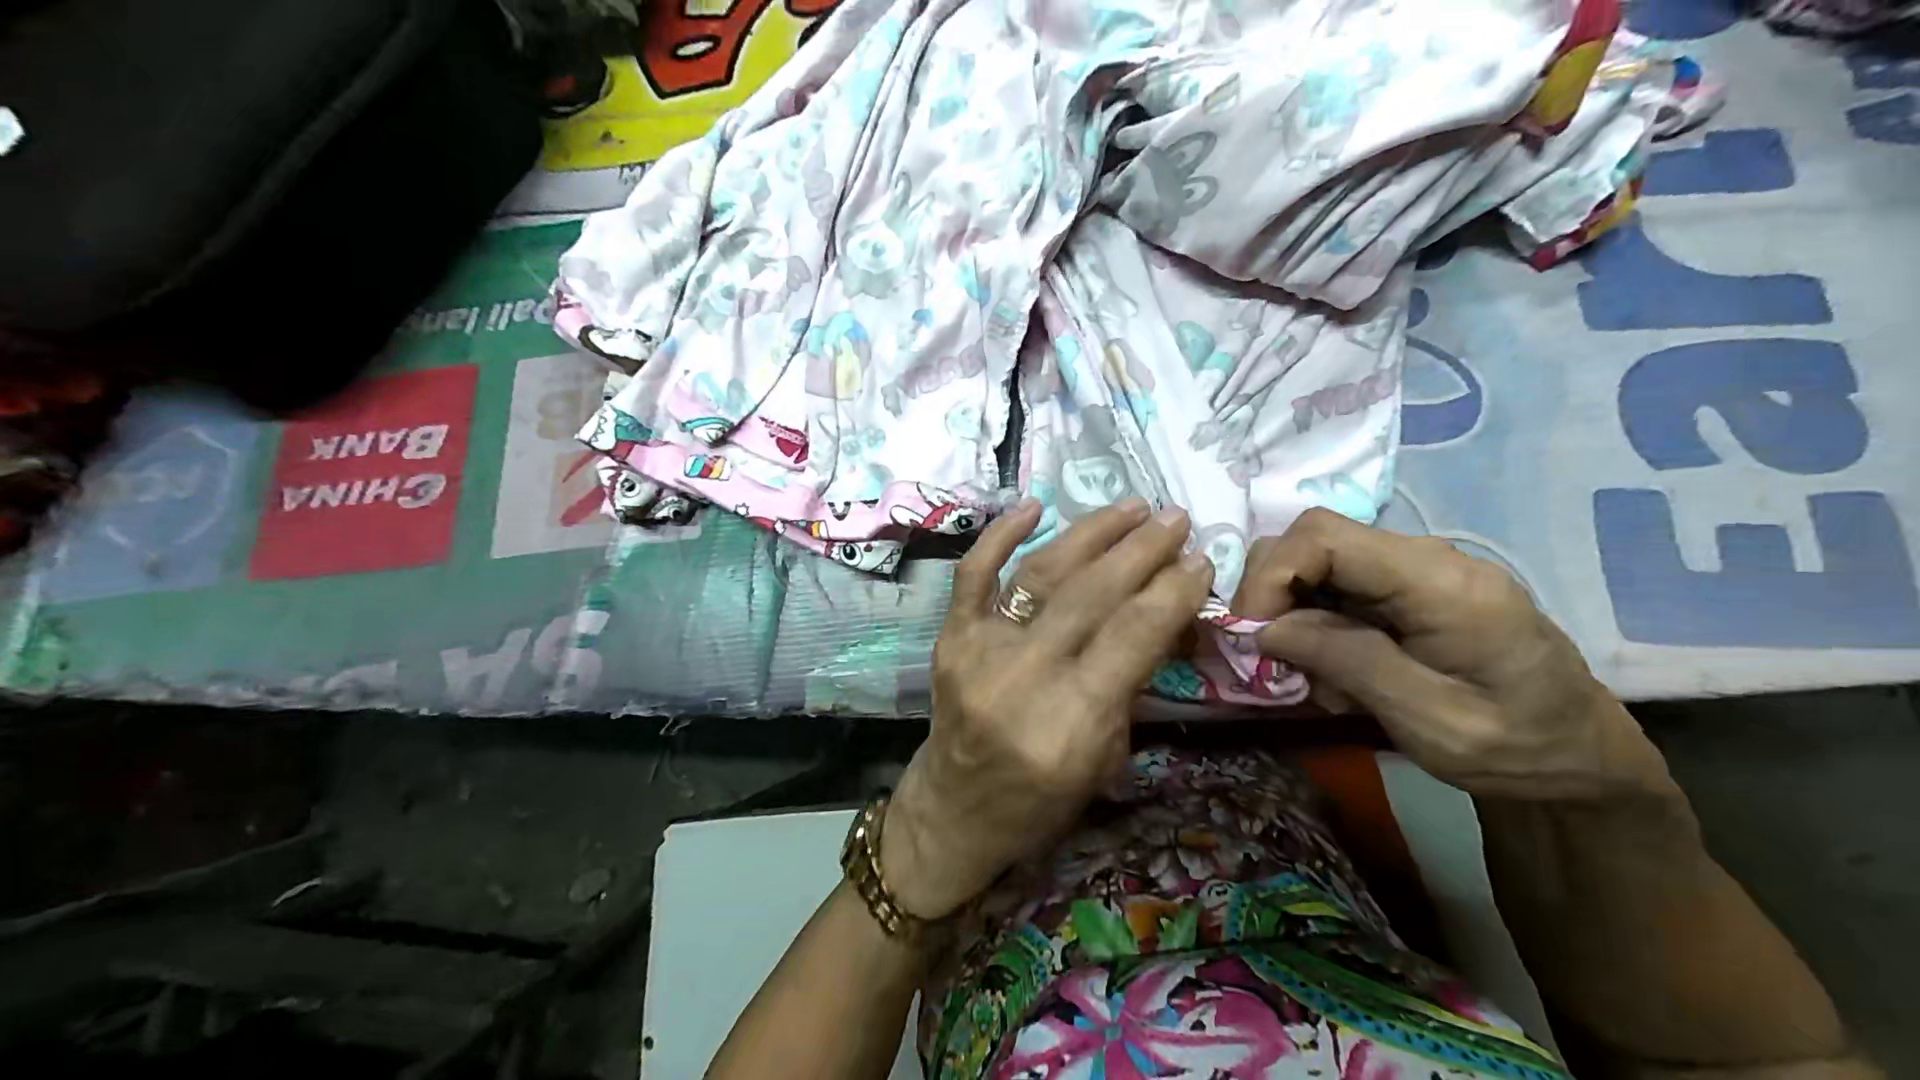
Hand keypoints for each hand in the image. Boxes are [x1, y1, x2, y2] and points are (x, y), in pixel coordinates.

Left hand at [881, 497, 1213, 918]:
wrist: (955, 808)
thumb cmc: (1041, 798)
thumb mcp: (1105, 757)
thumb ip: (1131, 683)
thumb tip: (1164, 611)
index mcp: (1069, 721)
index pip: (1132, 635)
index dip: (1172, 592)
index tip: (1201, 560)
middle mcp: (1022, 676)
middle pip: (1091, 596)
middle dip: (1141, 551)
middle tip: (1175, 519)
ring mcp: (978, 649)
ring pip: (1041, 574)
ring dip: (1090, 534)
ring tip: (1131, 507)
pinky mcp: (950, 636)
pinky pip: (972, 574)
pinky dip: (1000, 535)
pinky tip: (1034, 505)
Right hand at [1234, 508, 1675, 800]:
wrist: (1580, 757)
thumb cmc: (1518, 748)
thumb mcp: (1431, 719)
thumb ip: (1348, 661)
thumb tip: (1263, 627)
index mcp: (1440, 582)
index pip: (1322, 536)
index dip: (1270, 575)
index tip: (1253, 633)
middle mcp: (1424, 558)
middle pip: (1311, 537)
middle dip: (1272, 592)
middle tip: (1269, 656)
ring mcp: (1414, 569)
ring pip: (1315, 560)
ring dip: (1291, 611)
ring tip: (1309, 673)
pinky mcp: (1405, 587)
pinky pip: (1334, 583)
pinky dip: (1312, 620)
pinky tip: (1332, 667)